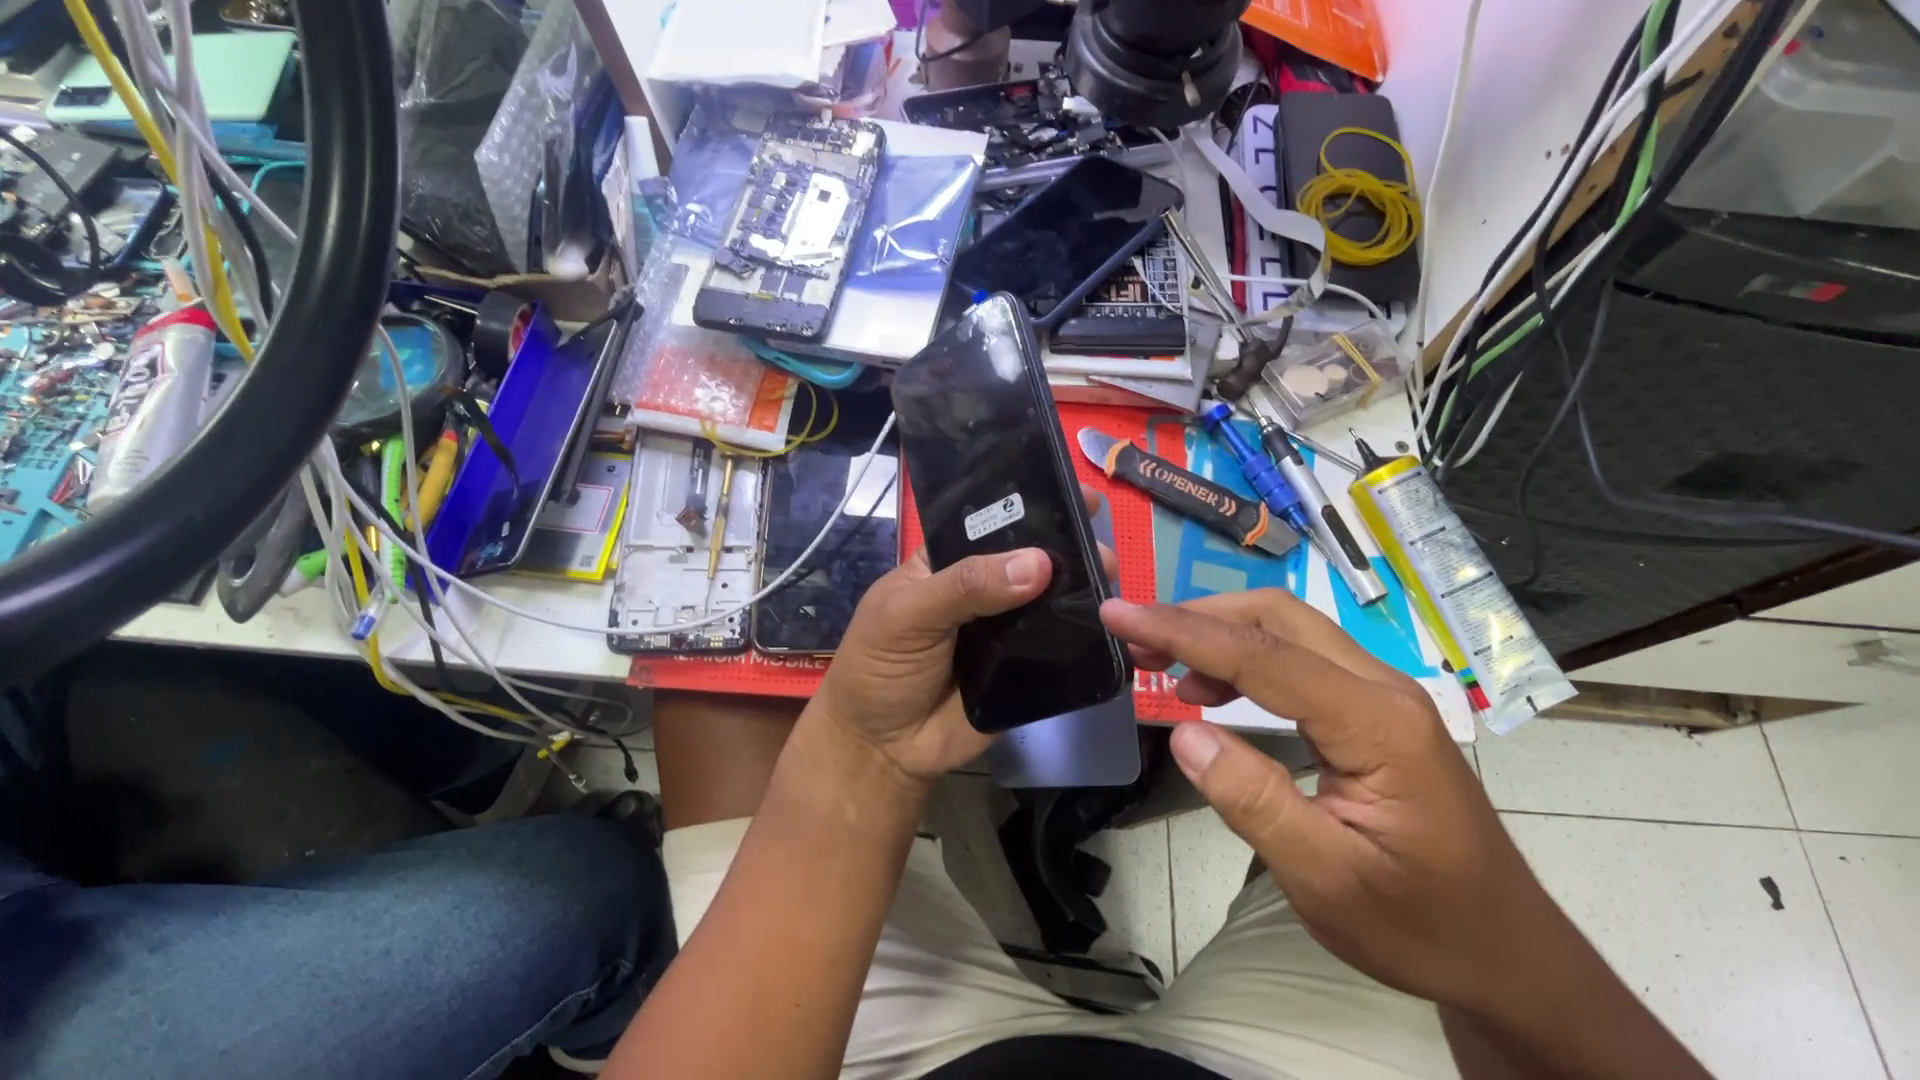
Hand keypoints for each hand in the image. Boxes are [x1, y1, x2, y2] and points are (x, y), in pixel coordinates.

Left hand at [812, 489, 1117, 789]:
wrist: (881, 750)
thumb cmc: (877, 667)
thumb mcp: (908, 614)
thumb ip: (966, 586)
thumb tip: (1037, 563)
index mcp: (948, 564)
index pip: (992, 524)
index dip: (1031, 507)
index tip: (1077, 495)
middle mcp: (983, 593)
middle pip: (1031, 562)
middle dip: (1069, 550)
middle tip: (1102, 550)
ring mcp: (1008, 633)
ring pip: (1051, 605)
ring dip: (1083, 591)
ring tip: (1113, 580)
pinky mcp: (1026, 673)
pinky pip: (1059, 651)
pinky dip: (1083, 638)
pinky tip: (1111, 624)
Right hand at [1099, 590, 1564, 1015]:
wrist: (1506, 954)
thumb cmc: (1420, 924)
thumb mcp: (1325, 878)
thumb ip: (1254, 801)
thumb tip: (1183, 732)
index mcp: (1375, 724)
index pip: (1262, 655)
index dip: (1183, 630)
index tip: (1118, 613)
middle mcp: (1384, 691)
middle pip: (1279, 619)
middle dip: (1199, 617)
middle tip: (1132, 636)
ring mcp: (1385, 699)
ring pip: (1292, 632)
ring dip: (1220, 634)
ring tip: (1158, 661)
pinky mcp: (1377, 715)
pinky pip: (1303, 663)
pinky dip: (1246, 661)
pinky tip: (1210, 692)